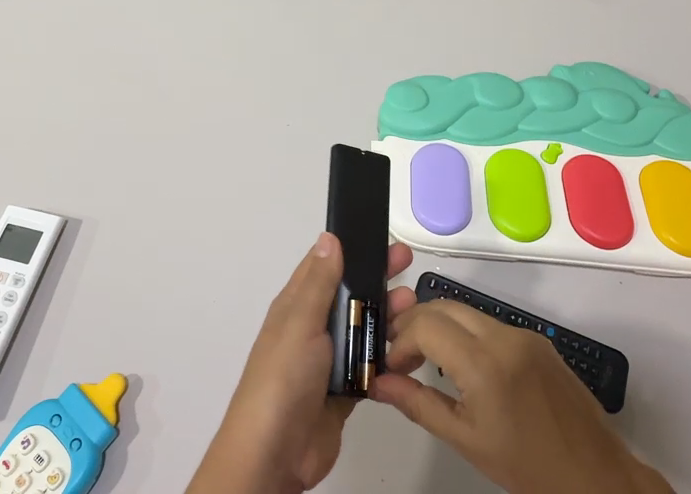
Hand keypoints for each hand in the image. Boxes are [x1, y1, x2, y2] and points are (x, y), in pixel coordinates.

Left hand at [185, 233, 414, 493]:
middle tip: (409, 269)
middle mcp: (313, 329)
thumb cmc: (283, 378)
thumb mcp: (300, 322)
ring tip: (415, 312)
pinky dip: (391, 361)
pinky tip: (412, 354)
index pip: (326, 268)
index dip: (353, 251)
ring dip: (390, 321)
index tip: (385, 240)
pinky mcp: (346, 391)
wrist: (276, 453)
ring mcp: (330, 361)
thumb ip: (319, 282)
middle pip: (351, 297)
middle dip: (379, 282)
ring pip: (366, 331)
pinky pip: (373, 368)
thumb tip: (329, 238)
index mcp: (296, 307)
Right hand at [370, 301, 673, 493]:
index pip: (425, 325)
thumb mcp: (465, 439)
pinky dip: (464, 333)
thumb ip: (418, 404)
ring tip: (424, 359)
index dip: (400, 340)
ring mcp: (524, 334)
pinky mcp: (538, 340)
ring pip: (465, 311)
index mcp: (484, 363)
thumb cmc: (526, 464)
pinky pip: (489, 323)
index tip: (391, 366)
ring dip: (438, 325)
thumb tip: (379, 382)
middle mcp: (504, 336)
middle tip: (399, 355)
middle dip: (413, 323)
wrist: (595, 474)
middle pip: (443, 306)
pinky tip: (461, 364)